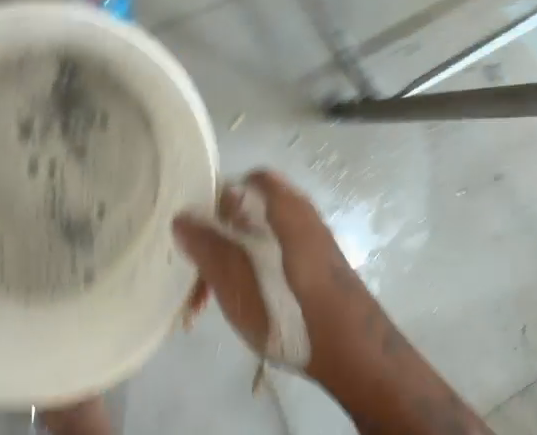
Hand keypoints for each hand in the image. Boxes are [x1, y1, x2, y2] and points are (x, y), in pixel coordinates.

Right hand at [170, 169, 383, 387]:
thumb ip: (204, 243)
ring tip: (217, 299)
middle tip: (200, 277)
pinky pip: (275, 257)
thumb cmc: (286, 306)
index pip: (232, 183)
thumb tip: (182, 217)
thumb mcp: (232, 276)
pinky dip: (255, 273)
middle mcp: (297, 210)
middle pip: (243, 212)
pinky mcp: (319, 266)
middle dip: (216, 241)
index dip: (207, 207)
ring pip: (257, 238)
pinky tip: (249, 306)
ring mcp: (310, 238)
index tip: (191, 240)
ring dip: (232, 262)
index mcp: (277, 201)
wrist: (355, 352)